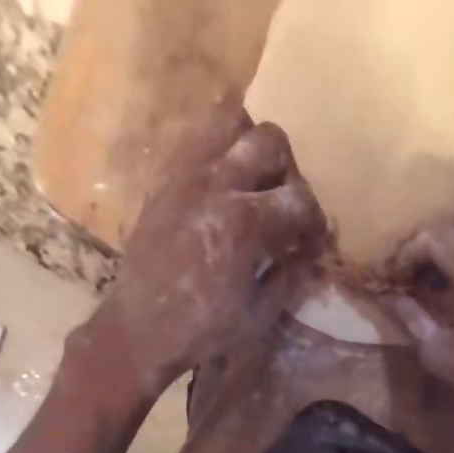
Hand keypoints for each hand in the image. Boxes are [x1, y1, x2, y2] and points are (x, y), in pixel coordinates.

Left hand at [68, 110, 325, 410]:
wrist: (138, 330)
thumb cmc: (201, 331)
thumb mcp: (257, 315)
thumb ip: (289, 278)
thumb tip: (308, 256)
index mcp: (244, 222)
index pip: (299, 200)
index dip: (315, 222)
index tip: (313, 242)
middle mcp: (217, 184)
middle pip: (270, 140)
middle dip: (289, 171)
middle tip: (285, 204)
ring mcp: (185, 175)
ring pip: (230, 121)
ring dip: (250, 144)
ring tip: (253, 181)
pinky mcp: (163, 180)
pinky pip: (196, 140)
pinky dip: (218, 150)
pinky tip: (222, 186)